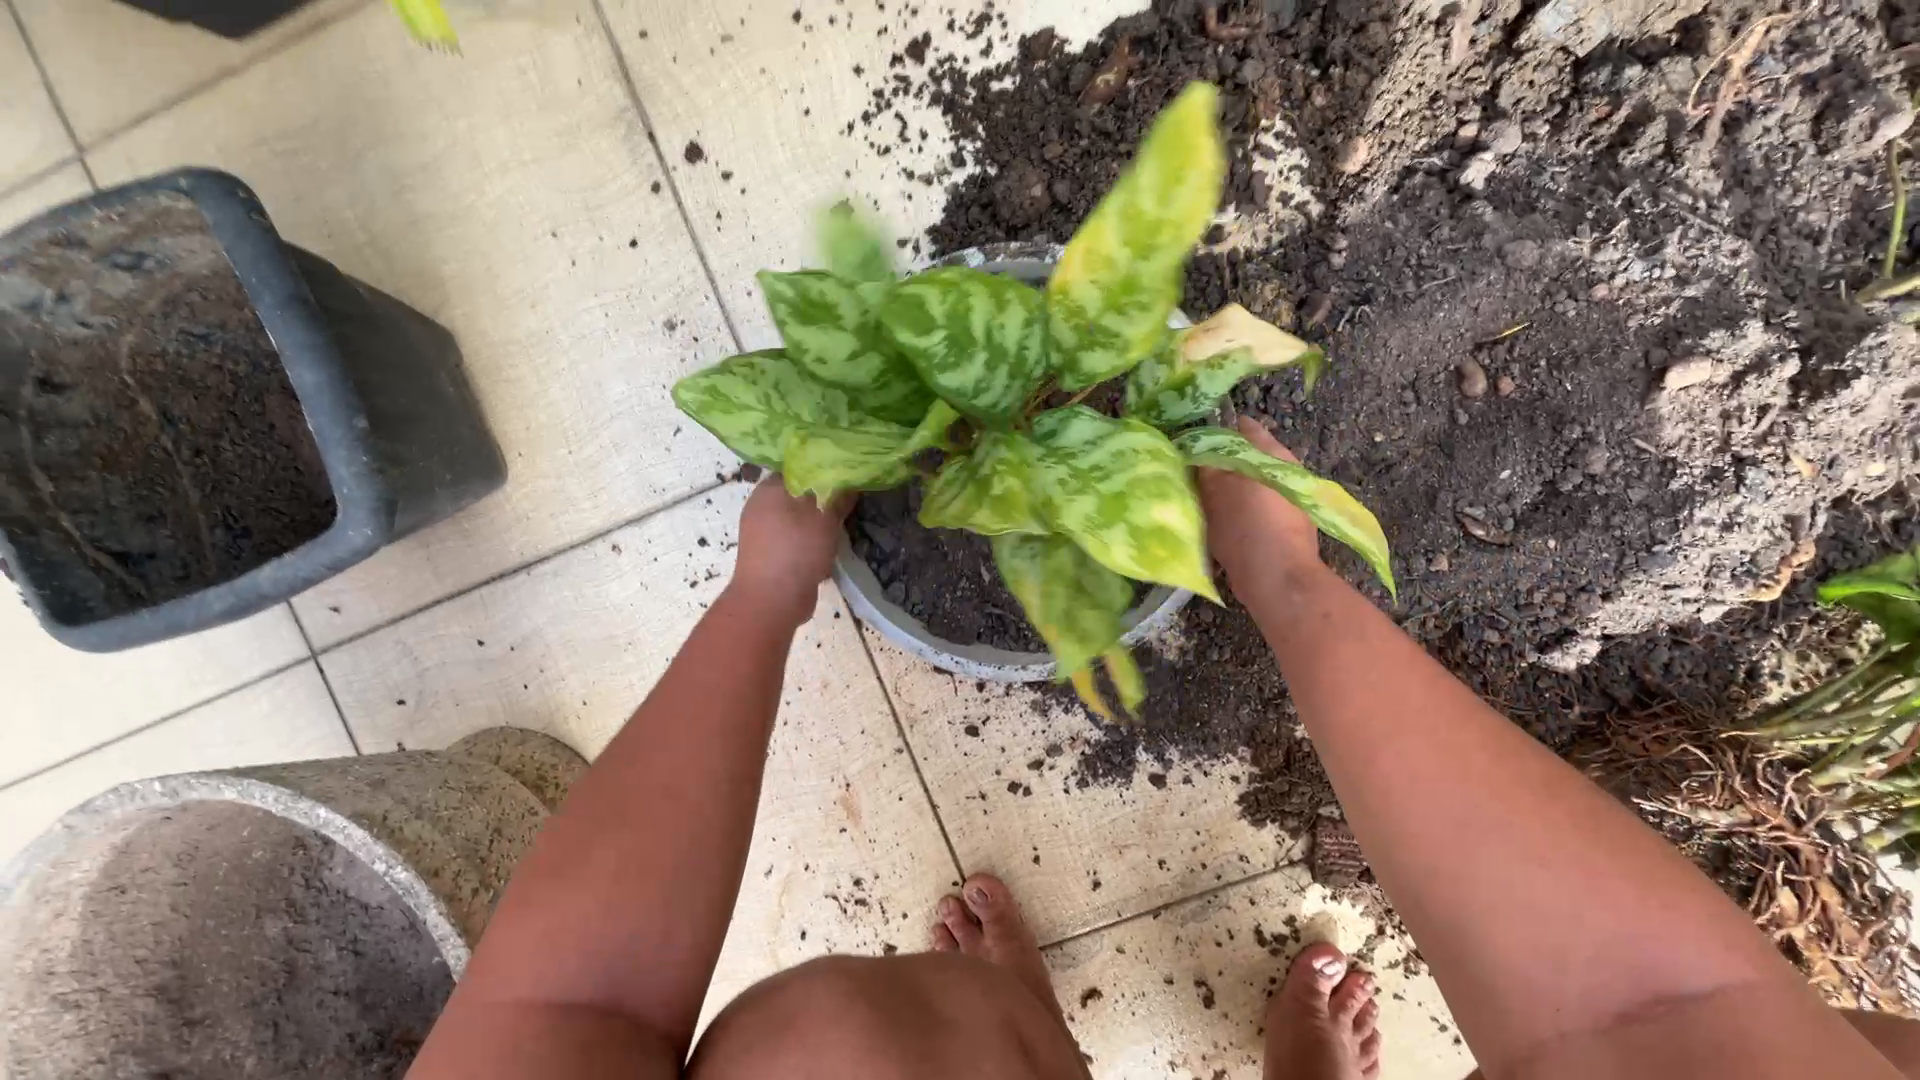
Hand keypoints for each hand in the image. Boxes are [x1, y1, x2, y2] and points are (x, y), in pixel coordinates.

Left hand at [729, 477, 854, 625]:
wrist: (771, 599)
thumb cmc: (797, 548)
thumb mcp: (826, 516)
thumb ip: (839, 495)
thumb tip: (850, 480)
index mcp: (770, 488)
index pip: (799, 467)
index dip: (824, 468)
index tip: (847, 473)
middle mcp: (761, 505)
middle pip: (799, 492)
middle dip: (823, 497)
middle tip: (850, 500)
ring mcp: (762, 532)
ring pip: (797, 517)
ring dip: (818, 522)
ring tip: (843, 523)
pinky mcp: (770, 554)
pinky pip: (795, 539)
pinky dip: (810, 541)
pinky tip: (829, 546)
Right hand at [1194, 416, 1323, 591]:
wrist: (1277, 578)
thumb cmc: (1247, 526)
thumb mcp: (1215, 489)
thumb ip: (1204, 464)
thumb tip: (1193, 450)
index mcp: (1272, 454)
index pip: (1242, 427)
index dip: (1213, 431)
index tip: (1189, 443)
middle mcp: (1284, 472)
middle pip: (1244, 458)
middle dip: (1217, 465)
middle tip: (1187, 475)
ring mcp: (1286, 501)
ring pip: (1246, 486)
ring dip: (1224, 492)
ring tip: (1196, 501)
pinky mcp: (1281, 528)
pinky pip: (1250, 511)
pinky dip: (1234, 513)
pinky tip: (1215, 525)